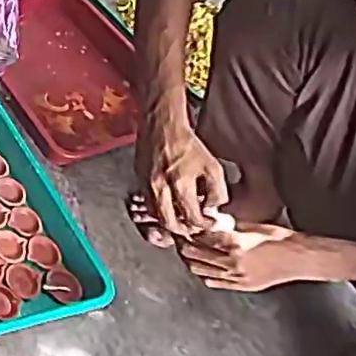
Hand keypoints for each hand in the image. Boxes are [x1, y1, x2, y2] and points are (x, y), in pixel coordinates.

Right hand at [134, 117, 227, 240]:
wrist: (161, 125)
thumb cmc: (189, 144)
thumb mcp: (213, 167)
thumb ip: (217, 192)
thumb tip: (212, 210)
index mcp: (180, 183)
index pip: (192, 217)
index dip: (204, 225)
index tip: (210, 223)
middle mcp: (159, 186)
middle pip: (169, 222)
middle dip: (184, 230)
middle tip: (194, 228)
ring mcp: (145, 183)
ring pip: (155, 214)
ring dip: (168, 220)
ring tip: (182, 218)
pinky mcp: (138, 178)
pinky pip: (147, 201)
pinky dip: (158, 208)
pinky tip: (169, 203)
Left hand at [176, 222, 339, 290]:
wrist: (304, 259)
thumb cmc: (280, 238)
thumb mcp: (248, 225)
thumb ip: (224, 226)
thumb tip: (203, 221)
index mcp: (233, 243)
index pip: (196, 236)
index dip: (186, 229)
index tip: (180, 224)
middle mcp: (232, 262)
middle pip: (191, 253)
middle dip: (182, 243)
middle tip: (178, 235)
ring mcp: (237, 277)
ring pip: (198, 269)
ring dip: (189, 258)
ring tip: (187, 248)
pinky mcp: (243, 286)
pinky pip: (212, 281)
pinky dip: (202, 272)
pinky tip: (202, 263)